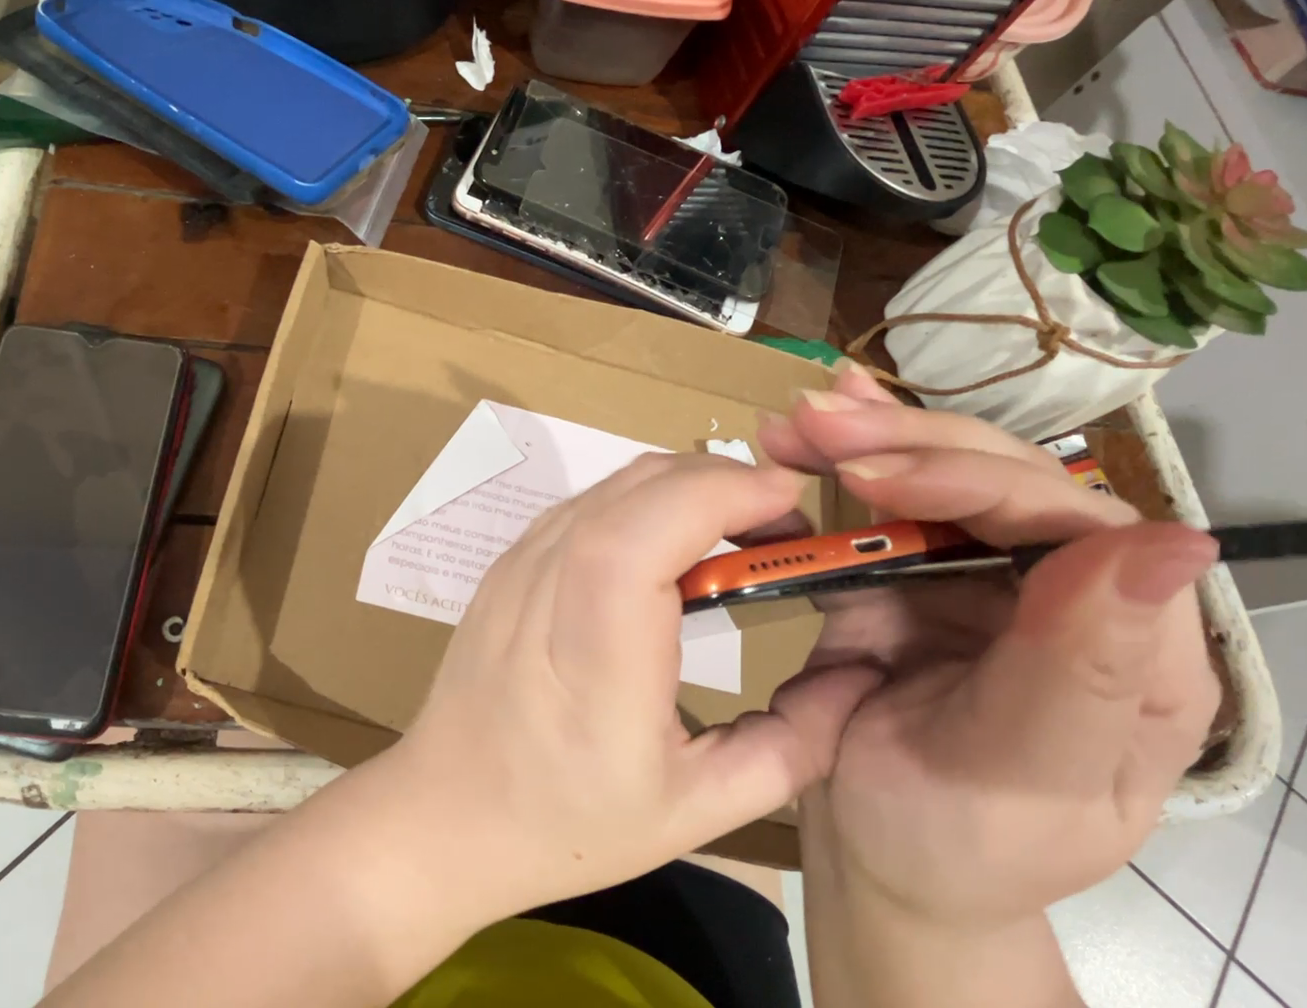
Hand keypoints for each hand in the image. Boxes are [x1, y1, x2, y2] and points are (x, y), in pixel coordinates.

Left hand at [366, 452, 883, 922]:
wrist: (445, 814)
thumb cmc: (567, 824)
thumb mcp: (696, 810)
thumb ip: (793, 744)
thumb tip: (861, 670)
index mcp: (594, 657)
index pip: (644, 531)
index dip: (722, 495)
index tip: (793, 509)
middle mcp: (544, 594)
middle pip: (634, 490)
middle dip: (723, 484)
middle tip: (782, 529)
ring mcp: (514, 572)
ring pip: (608, 488)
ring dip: (682, 489)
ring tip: (737, 535)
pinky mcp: (503, 569)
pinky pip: (581, 508)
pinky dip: (640, 504)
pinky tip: (670, 547)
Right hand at [760, 367, 1218, 943]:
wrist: (877, 864)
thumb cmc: (960, 845)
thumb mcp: (1023, 777)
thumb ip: (1081, 671)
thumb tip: (1166, 544)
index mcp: (1128, 645)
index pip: (1074, 525)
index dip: (973, 484)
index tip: (870, 479)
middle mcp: (1061, 597)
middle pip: (1003, 484)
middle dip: (908, 443)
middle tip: (813, 420)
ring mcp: (975, 585)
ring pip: (938, 484)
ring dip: (868, 440)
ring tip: (798, 419)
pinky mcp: (904, 585)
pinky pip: (878, 515)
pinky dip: (842, 467)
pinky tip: (816, 431)